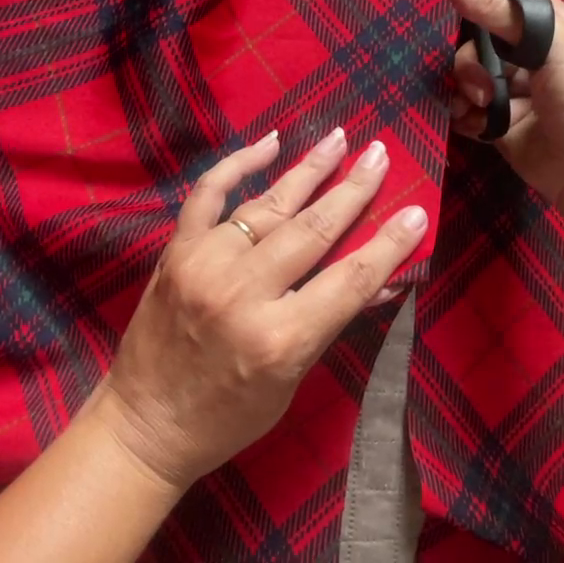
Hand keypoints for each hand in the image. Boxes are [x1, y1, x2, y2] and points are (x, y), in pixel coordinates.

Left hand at [83, 129, 428, 490]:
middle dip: (353, 189)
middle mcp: (243, 294)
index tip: (417, 211)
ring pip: (267, 205)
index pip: (349, 280)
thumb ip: (331, 321)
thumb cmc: (229, 416)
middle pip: (312, 230)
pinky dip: (238, 164)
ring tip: (339, 138)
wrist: (145, 425)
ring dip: (308, 169)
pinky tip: (269, 144)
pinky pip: (209, 194)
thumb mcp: (292, 380)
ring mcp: (205, 265)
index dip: (389, 244)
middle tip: (380, 154)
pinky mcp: (177, 251)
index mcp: (280, 339)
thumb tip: (383, 277)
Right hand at [443, 0, 563, 211]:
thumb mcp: (544, 42)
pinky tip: (477, 124)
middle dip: (469, 56)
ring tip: (485, 106)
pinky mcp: (499, 122)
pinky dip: (465, 115)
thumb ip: (494, 5)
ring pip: (466, 72)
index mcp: (548, 23)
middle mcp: (528, 52)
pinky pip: (465, 108)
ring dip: (466, 88)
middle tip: (484, 79)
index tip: (453, 0)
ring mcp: (512, 88)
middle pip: (475, 35)